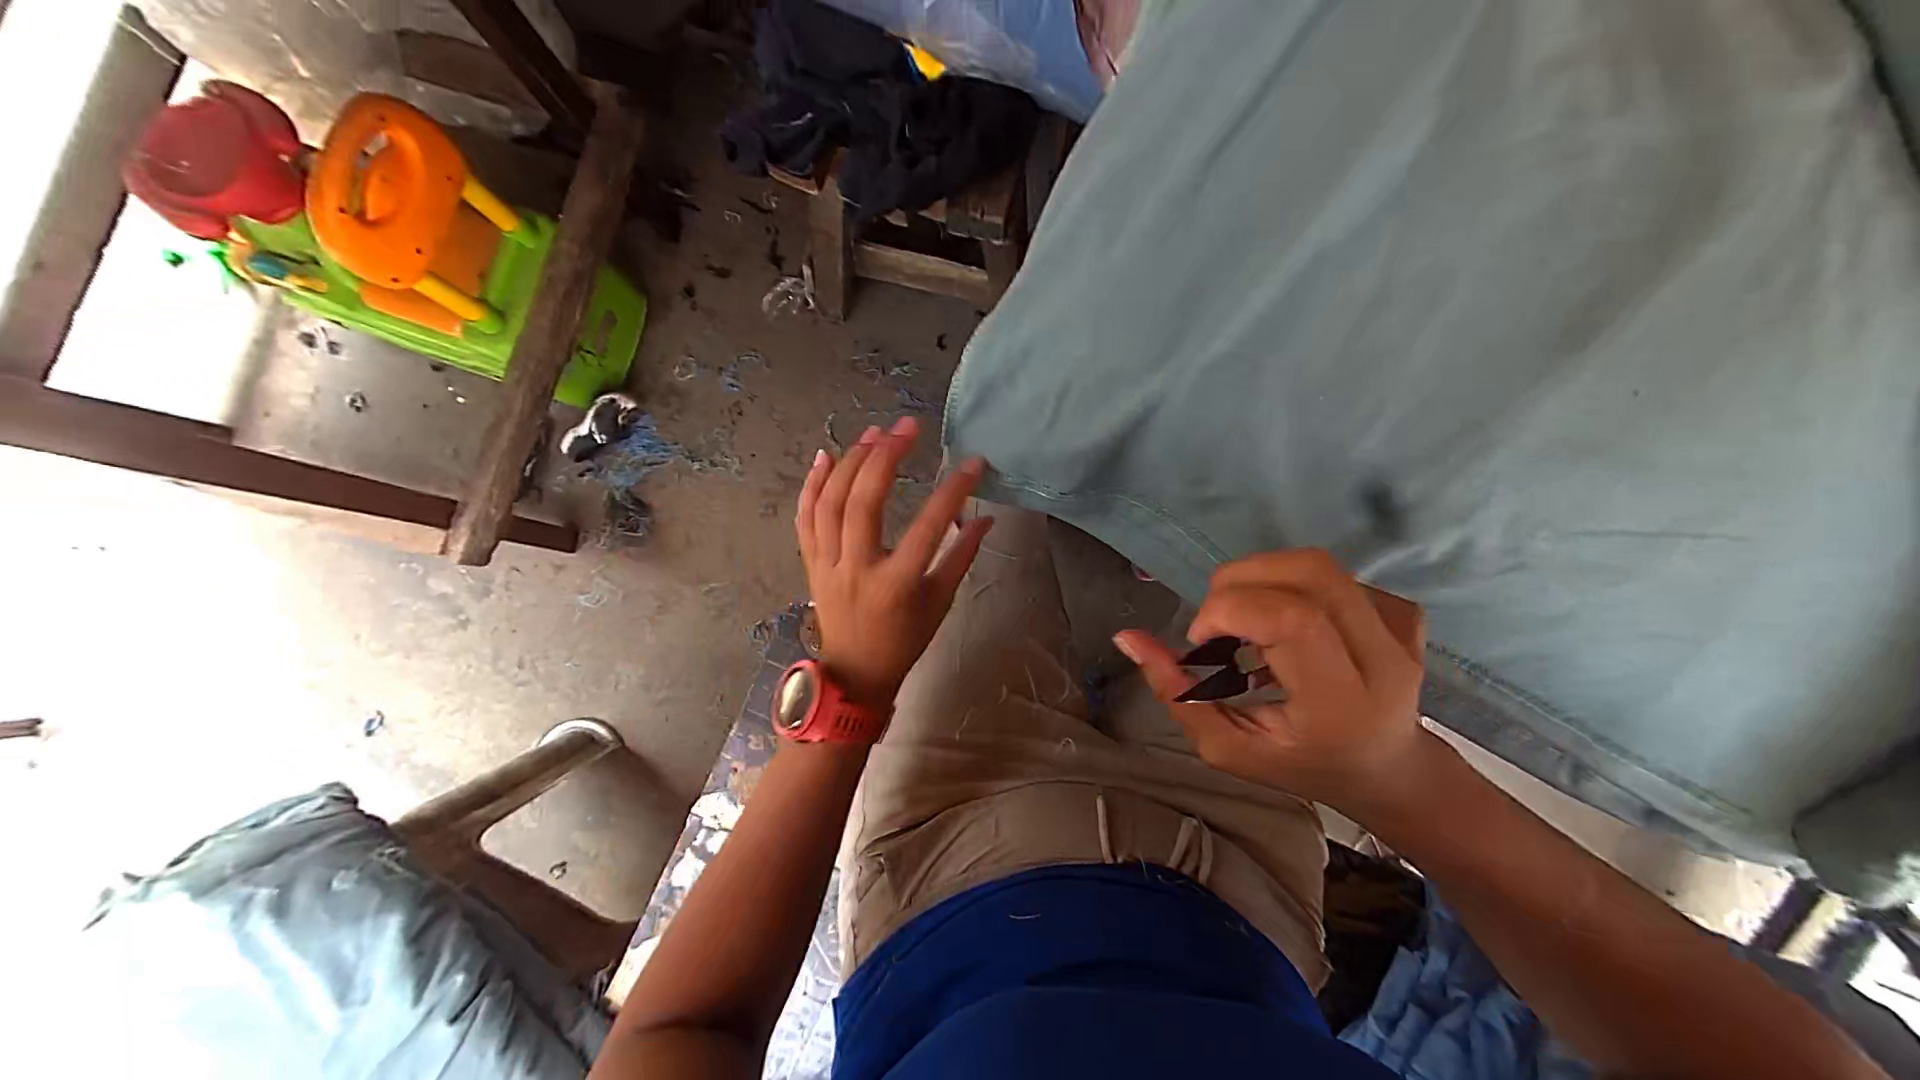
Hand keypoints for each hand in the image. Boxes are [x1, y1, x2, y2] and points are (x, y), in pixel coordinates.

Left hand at [796, 416, 994, 707]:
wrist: (855, 672)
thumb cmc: (904, 641)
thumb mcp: (940, 603)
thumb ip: (962, 558)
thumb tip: (986, 518)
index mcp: (896, 584)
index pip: (929, 527)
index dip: (954, 491)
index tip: (973, 464)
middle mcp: (856, 569)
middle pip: (864, 503)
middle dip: (885, 457)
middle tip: (907, 427)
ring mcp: (828, 564)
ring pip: (830, 503)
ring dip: (851, 462)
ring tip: (874, 433)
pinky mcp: (811, 562)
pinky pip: (805, 518)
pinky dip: (812, 485)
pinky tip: (826, 455)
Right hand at [1113, 550, 1428, 813]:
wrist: (1387, 769)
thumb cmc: (1301, 764)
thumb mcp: (1227, 746)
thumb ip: (1176, 693)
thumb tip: (1127, 637)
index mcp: (1340, 702)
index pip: (1291, 619)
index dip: (1231, 609)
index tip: (1202, 637)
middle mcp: (1382, 659)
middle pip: (1309, 573)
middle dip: (1241, 578)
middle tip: (1217, 618)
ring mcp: (1401, 630)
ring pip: (1318, 565)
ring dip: (1261, 578)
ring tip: (1247, 620)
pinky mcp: (1403, 611)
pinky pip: (1331, 575)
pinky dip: (1290, 587)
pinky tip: (1286, 624)